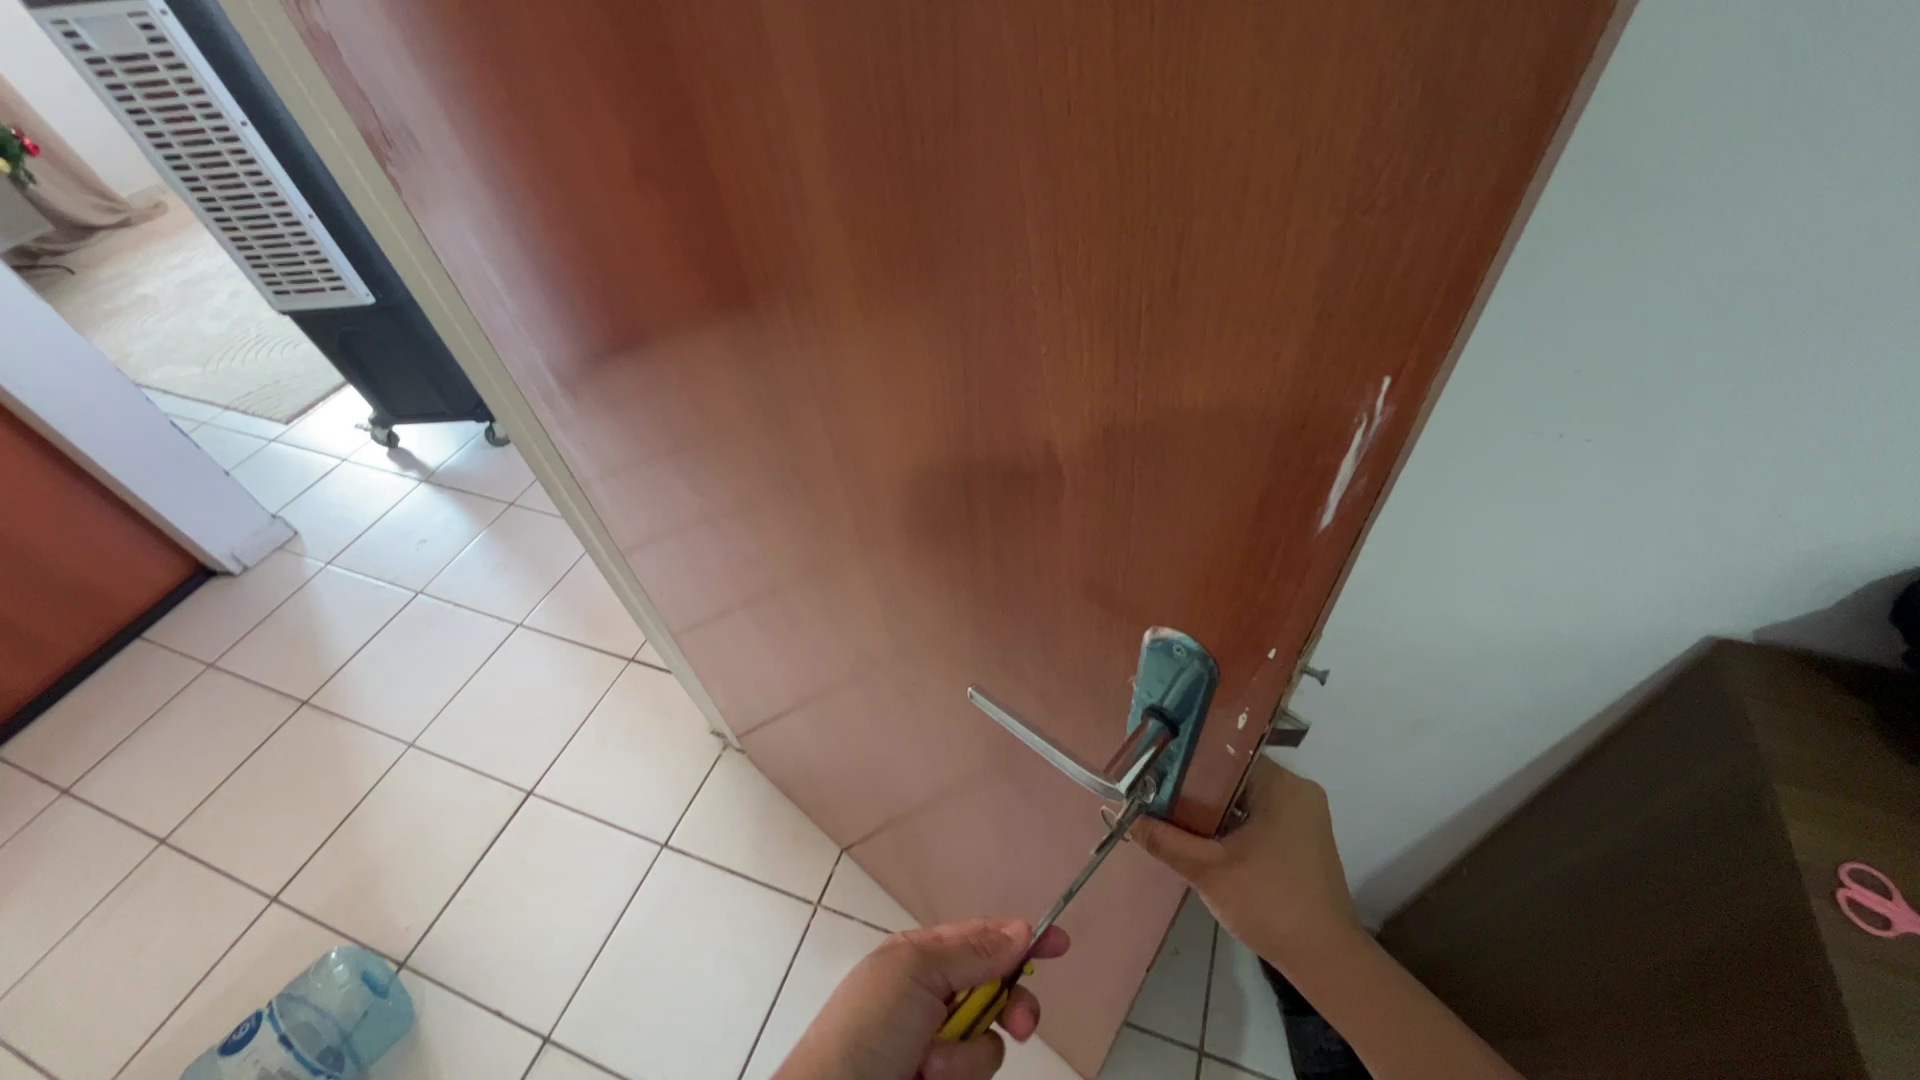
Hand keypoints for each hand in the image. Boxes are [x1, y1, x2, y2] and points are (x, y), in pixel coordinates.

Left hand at [772, 918, 1070, 1079]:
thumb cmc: (868, 1026)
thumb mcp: (914, 972)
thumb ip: (972, 952)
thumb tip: (1021, 929)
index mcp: (922, 956)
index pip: (982, 937)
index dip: (1021, 938)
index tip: (1060, 944)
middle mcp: (934, 995)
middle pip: (998, 989)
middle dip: (1011, 1004)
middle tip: (1019, 1023)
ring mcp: (939, 1042)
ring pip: (990, 1038)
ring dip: (967, 1052)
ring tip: (930, 1063)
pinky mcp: (943, 1077)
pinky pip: (978, 1069)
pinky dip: (958, 1074)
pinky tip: (927, 1078)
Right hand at [1130, 758, 1360, 969]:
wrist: (1324, 958)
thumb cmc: (1268, 903)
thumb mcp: (1207, 870)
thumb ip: (1165, 840)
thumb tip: (1127, 817)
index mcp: (1282, 786)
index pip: (1226, 755)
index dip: (1188, 761)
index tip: (1155, 770)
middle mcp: (1298, 792)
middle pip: (1234, 777)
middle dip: (1195, 788)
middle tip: (1156, 794)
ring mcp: (1303, 817)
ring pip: (1244, 799)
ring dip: (1211, 809)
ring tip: (1170, 814)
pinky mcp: (1302, 840)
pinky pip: (1258, 817)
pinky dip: (1230, 824)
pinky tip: (1201, 838)